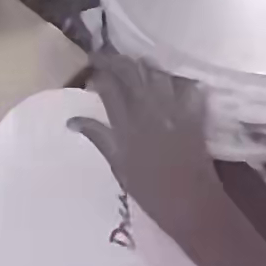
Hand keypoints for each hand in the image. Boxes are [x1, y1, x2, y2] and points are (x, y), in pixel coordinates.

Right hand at [72, 50, 265, 265]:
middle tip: (107, 57)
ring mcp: (174, 111)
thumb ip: (97, 136)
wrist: (193, 208)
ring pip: (157, 74)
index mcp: (126, 124)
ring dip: (144, 65)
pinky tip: (171, 79)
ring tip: (134, 64)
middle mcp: (149, 111)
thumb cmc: (150, 192)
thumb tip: (71, 120)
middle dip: (117, 60)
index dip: (98, 72)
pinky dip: (179, 80)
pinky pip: (188, 88)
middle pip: (132, 72)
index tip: (91, 70)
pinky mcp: (194, 116)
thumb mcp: (117, 165)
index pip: (108, 85)